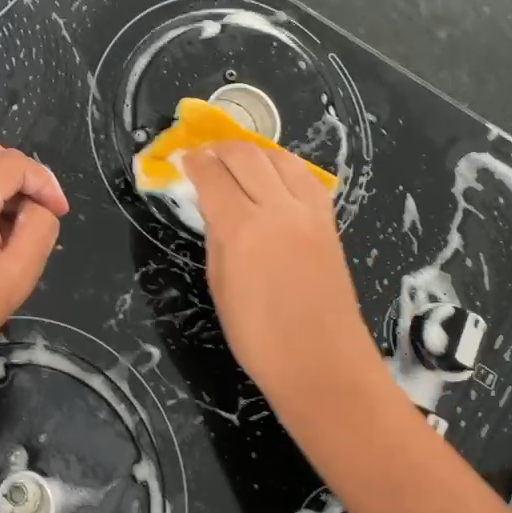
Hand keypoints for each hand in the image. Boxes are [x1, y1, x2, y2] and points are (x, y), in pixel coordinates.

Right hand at [183, 142, 382, 397]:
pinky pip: (303, 176)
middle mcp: (277, 209)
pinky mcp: (329, 220)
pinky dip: (282, 167)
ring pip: (279, 157)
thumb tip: (211, 205)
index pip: (211, 174)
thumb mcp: (219, 282)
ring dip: (253, 153)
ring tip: (237, 163)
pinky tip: (271, 179)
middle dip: (220, 149)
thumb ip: (215, 235)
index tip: (182, 160)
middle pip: (245, 155)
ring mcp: (309, 212)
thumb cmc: (258, 335)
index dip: (193, 162)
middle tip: (205, 157)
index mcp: (241, 228)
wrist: (322, 363)